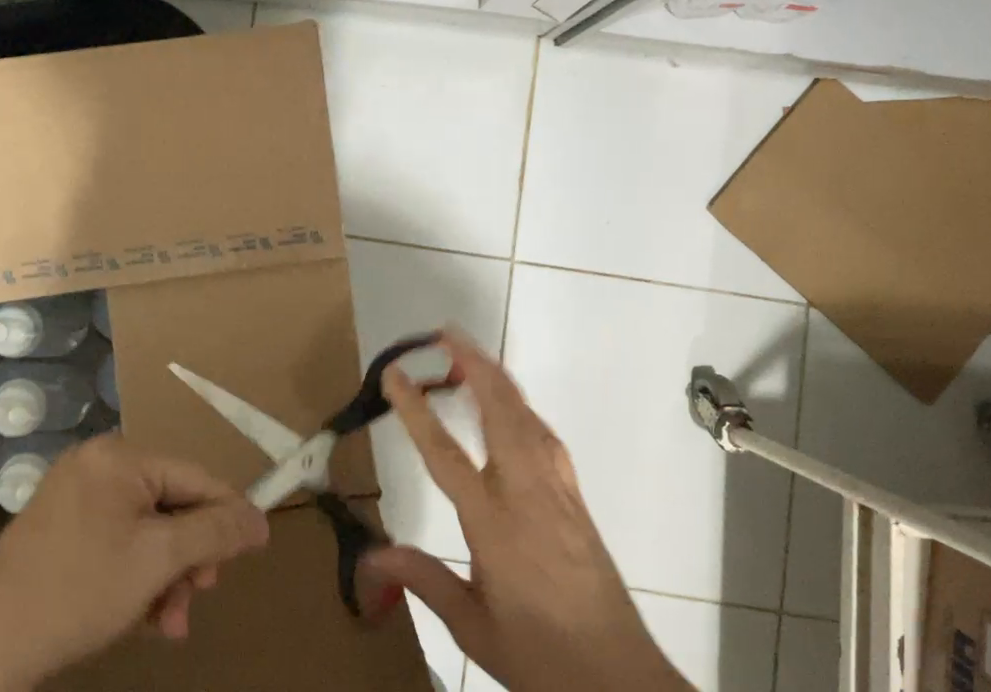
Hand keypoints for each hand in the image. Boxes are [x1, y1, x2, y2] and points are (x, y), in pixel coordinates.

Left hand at [0, 435, 269, 691]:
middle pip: (169, 506)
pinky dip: (136, 578)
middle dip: (189, 558)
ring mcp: (72, 498)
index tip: (253, 552)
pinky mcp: (59, 532)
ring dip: (166, 578)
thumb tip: (262, 518)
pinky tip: (143, 620)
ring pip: (145, 533)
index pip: (194, 477)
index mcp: (117, 457)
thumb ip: (215, 532)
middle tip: (199, 596)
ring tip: (170, 624)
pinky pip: (116, 544)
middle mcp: (93, 466)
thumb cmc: (81, 591)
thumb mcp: (159, 560)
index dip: (228, 514)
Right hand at [366, 330, 691, 691]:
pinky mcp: (578, 503)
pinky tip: (515, 413)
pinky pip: (548, 442)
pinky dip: (525, 413)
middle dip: (475, 366)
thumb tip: (370, 552)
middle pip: (502, 414)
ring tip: (474, 359)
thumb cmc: (539, 654)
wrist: (620, 679)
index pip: (446, 453)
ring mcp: (560, 495)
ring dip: (501, 382)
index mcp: (494, 524)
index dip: (417, 409)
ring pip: (529, 421)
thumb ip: (425, 579)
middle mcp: (529, 495)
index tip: (396, 372)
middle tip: (448, 333)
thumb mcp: (472, 627)